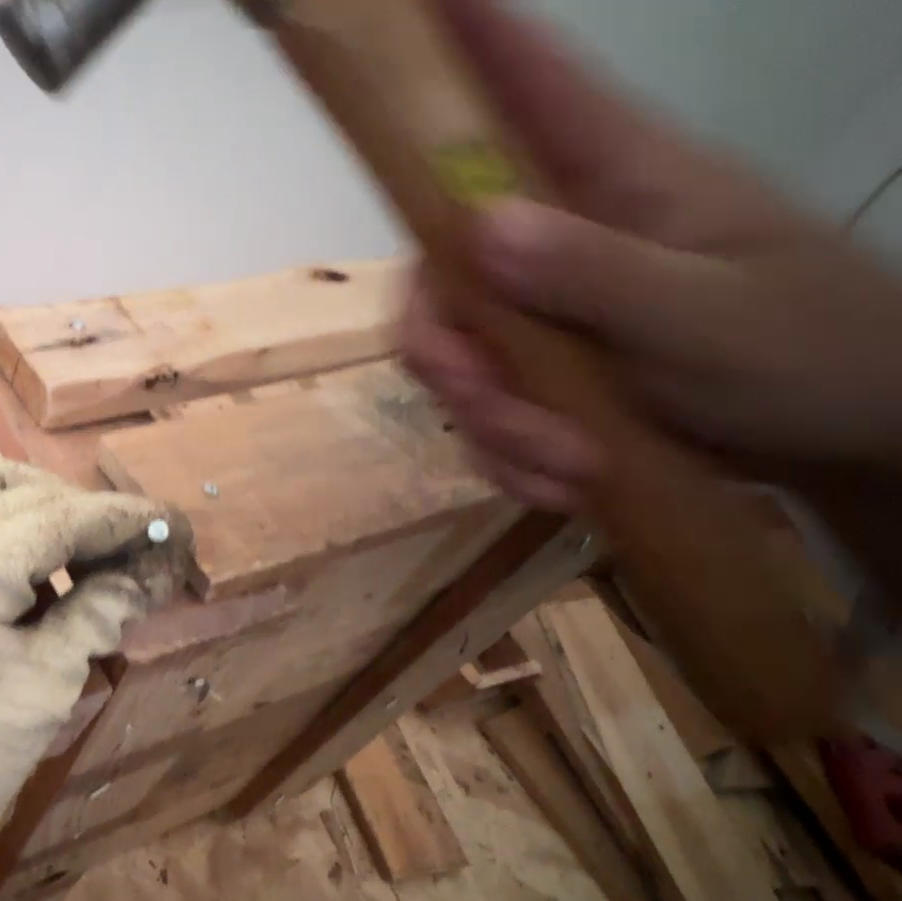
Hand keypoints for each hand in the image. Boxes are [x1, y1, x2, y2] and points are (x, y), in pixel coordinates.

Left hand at [0, 455, 184, 827]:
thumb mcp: (46, 684)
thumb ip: (96, 614)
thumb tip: (146, 573)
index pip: (61, 515)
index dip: (123, 519)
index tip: (174, 528)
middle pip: (30, 491)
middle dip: (90, 516)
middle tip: (138, 556)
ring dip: (50, 510)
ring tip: (93, 560)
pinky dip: (15, 525)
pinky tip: (47, 569)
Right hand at [403, 0, 901, 510]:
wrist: (853, 437)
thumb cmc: (814, 350)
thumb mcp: (710, 318)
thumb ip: (596, 272)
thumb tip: (478, 226)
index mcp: (619, 182)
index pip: (534, 89)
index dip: (473, 45)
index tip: (421, 1)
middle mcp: (560, 234)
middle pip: (439, 265)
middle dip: (451, 350)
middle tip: (492, 405)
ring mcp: (546, 305)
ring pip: (452, 349)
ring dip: (493, 424)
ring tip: (567, 465)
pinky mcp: (543, 364)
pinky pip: (479, 407)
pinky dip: (510, 455)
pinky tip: (566, 479)